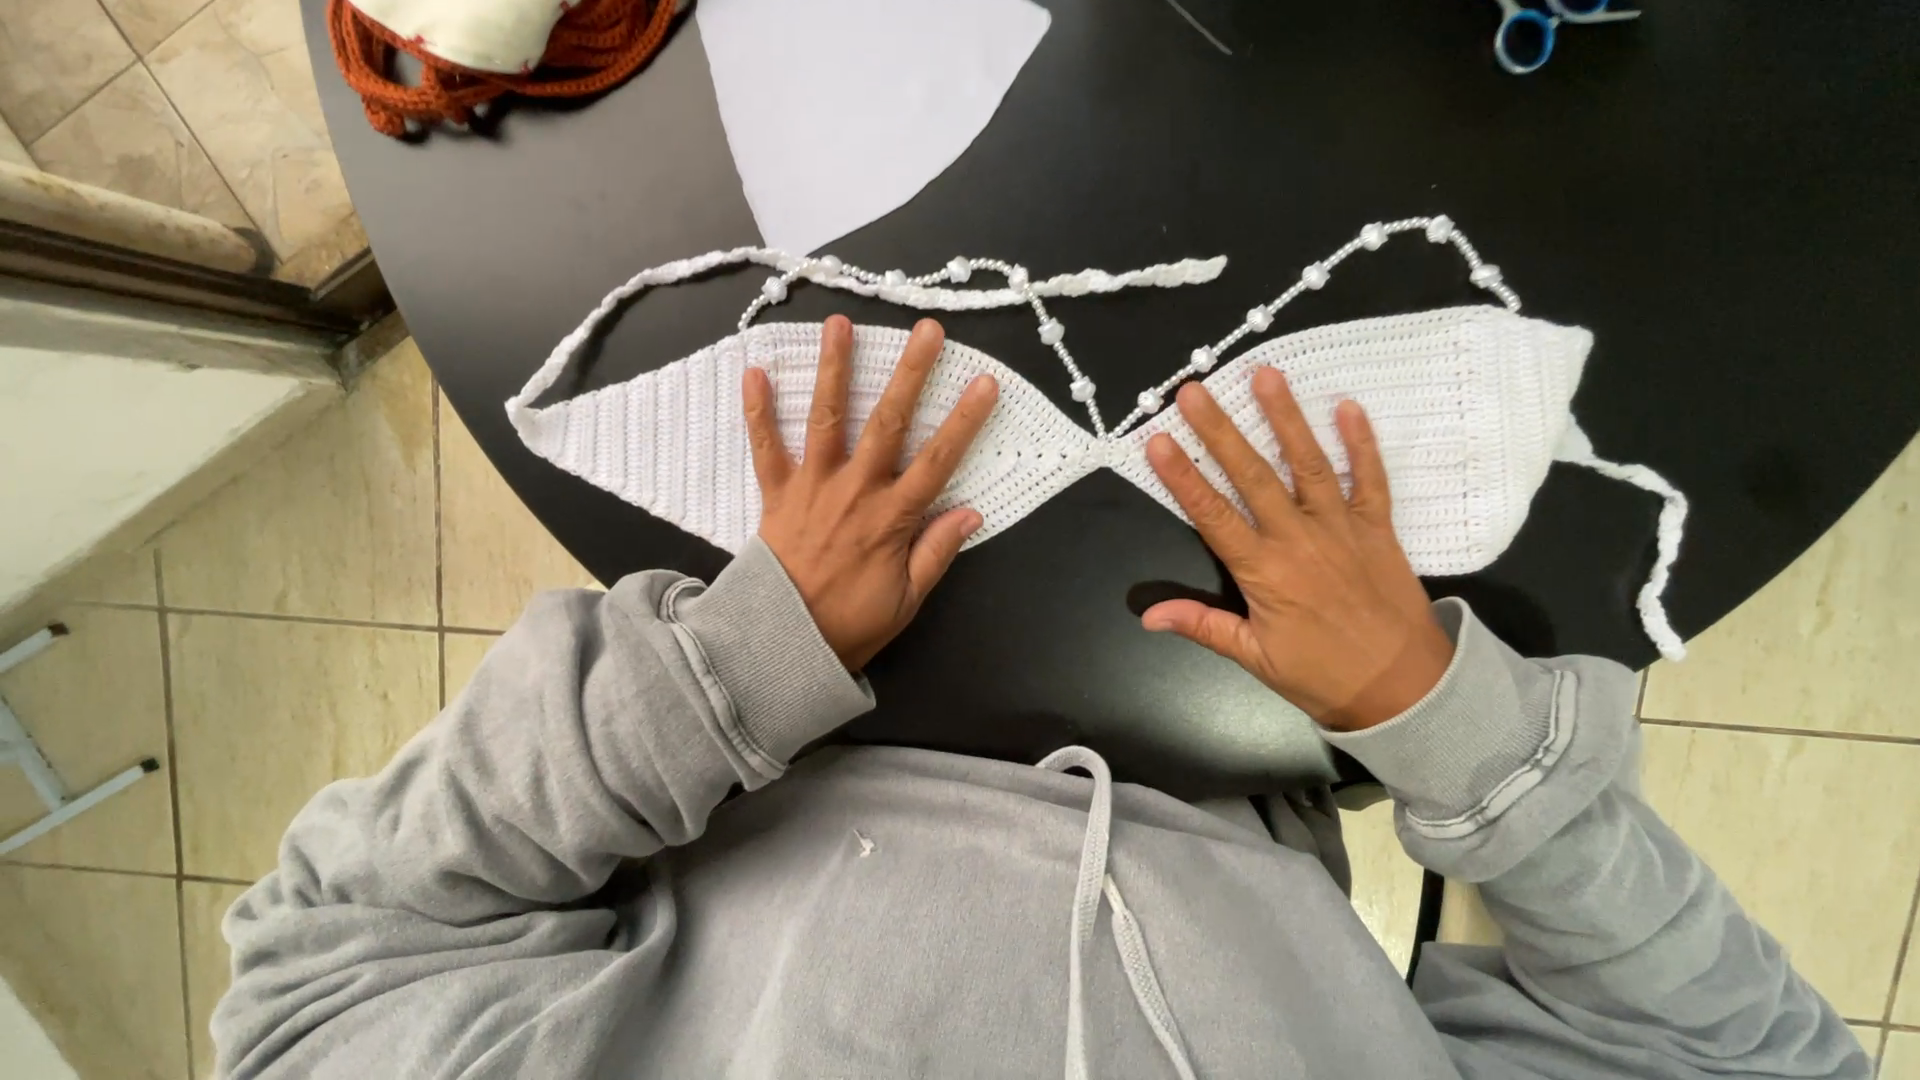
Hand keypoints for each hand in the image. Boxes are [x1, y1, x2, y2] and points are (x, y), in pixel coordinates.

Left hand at [746, 315, 998, 670]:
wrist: (781, 643)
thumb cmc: (851, 624)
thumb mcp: (907, 600)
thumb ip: (936, 552)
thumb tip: (972, 511)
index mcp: (892, 518)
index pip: (938, 460)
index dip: (964, 421)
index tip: (984, 383)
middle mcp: (855, 490)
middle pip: (888, 423)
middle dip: (909, 374)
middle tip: (926, 330)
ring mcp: (813, 487)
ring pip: (827, 419)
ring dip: (834, 369)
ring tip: (840, 323)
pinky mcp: (776, 494)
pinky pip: (765, 448)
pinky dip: (758, 411)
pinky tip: (754, 371)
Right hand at [1141, 369, 1452, 731]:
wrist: (1404, 690)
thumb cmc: (1321, 676)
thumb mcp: (1254, 658)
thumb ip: (1203, 625)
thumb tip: (1147, 615)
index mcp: (1264, 571)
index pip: (1212, 515)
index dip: (1183, 477)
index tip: (1158, 440)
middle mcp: (1299, 539)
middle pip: (1253, 476)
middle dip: (1220, 431)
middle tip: (1195, 391)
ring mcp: (1341, 528)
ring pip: (1309, 465)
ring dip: (1286, 418)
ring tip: (1266, 375)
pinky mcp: (1378, 528)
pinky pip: (1370, 479)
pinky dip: (1362, 442)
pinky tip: (1348, 405)